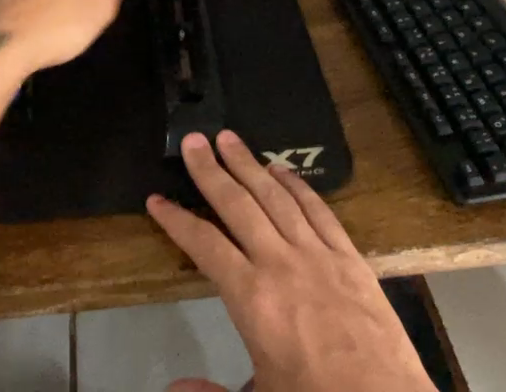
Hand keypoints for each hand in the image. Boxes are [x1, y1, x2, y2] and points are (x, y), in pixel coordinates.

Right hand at [148, 131, 434, 391]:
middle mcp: (280, 264)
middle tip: (193, 140)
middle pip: (238, 205)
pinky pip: (319, 210)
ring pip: (276, 198)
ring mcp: (318, 255)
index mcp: (251, 298)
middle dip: (211, 171)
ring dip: (250, 165)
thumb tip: (172, 386)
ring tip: (230, 138)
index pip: (204, 245)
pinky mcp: (350, 257)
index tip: (156, 199)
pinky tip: (283, 170)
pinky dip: (298, 186)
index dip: (177, 220)